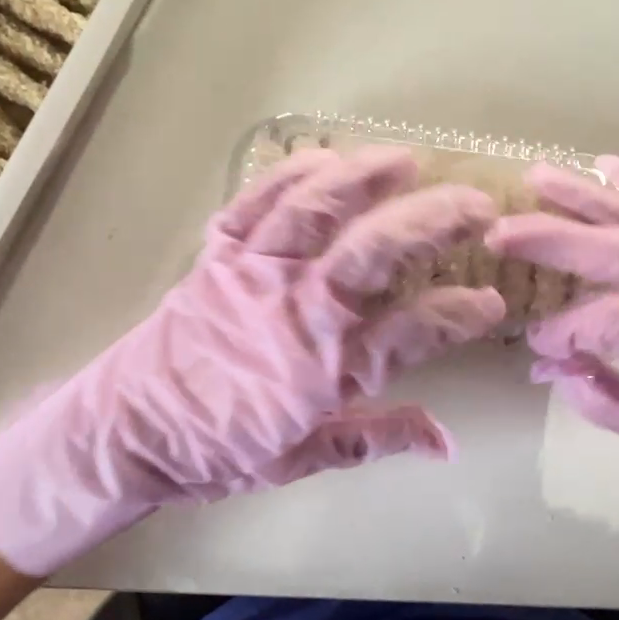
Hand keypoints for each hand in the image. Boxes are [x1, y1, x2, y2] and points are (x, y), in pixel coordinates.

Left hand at [0, 147, 505, 573]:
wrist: (126, 432)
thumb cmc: (215, 453)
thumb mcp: (299, 461)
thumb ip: (376, 441)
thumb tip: (447, 443)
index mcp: (325, 371)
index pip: (413, 333)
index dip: (460, 315)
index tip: (492, 302)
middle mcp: (296, 313)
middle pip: (374, 253)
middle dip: (432, 221)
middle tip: (475, 204)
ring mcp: (254, 276)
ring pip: (316, 212)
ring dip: (364, 179)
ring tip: (407, 158)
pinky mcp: (217, 257)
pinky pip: (255, 206)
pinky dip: (288, 176)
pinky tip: (323, 159)